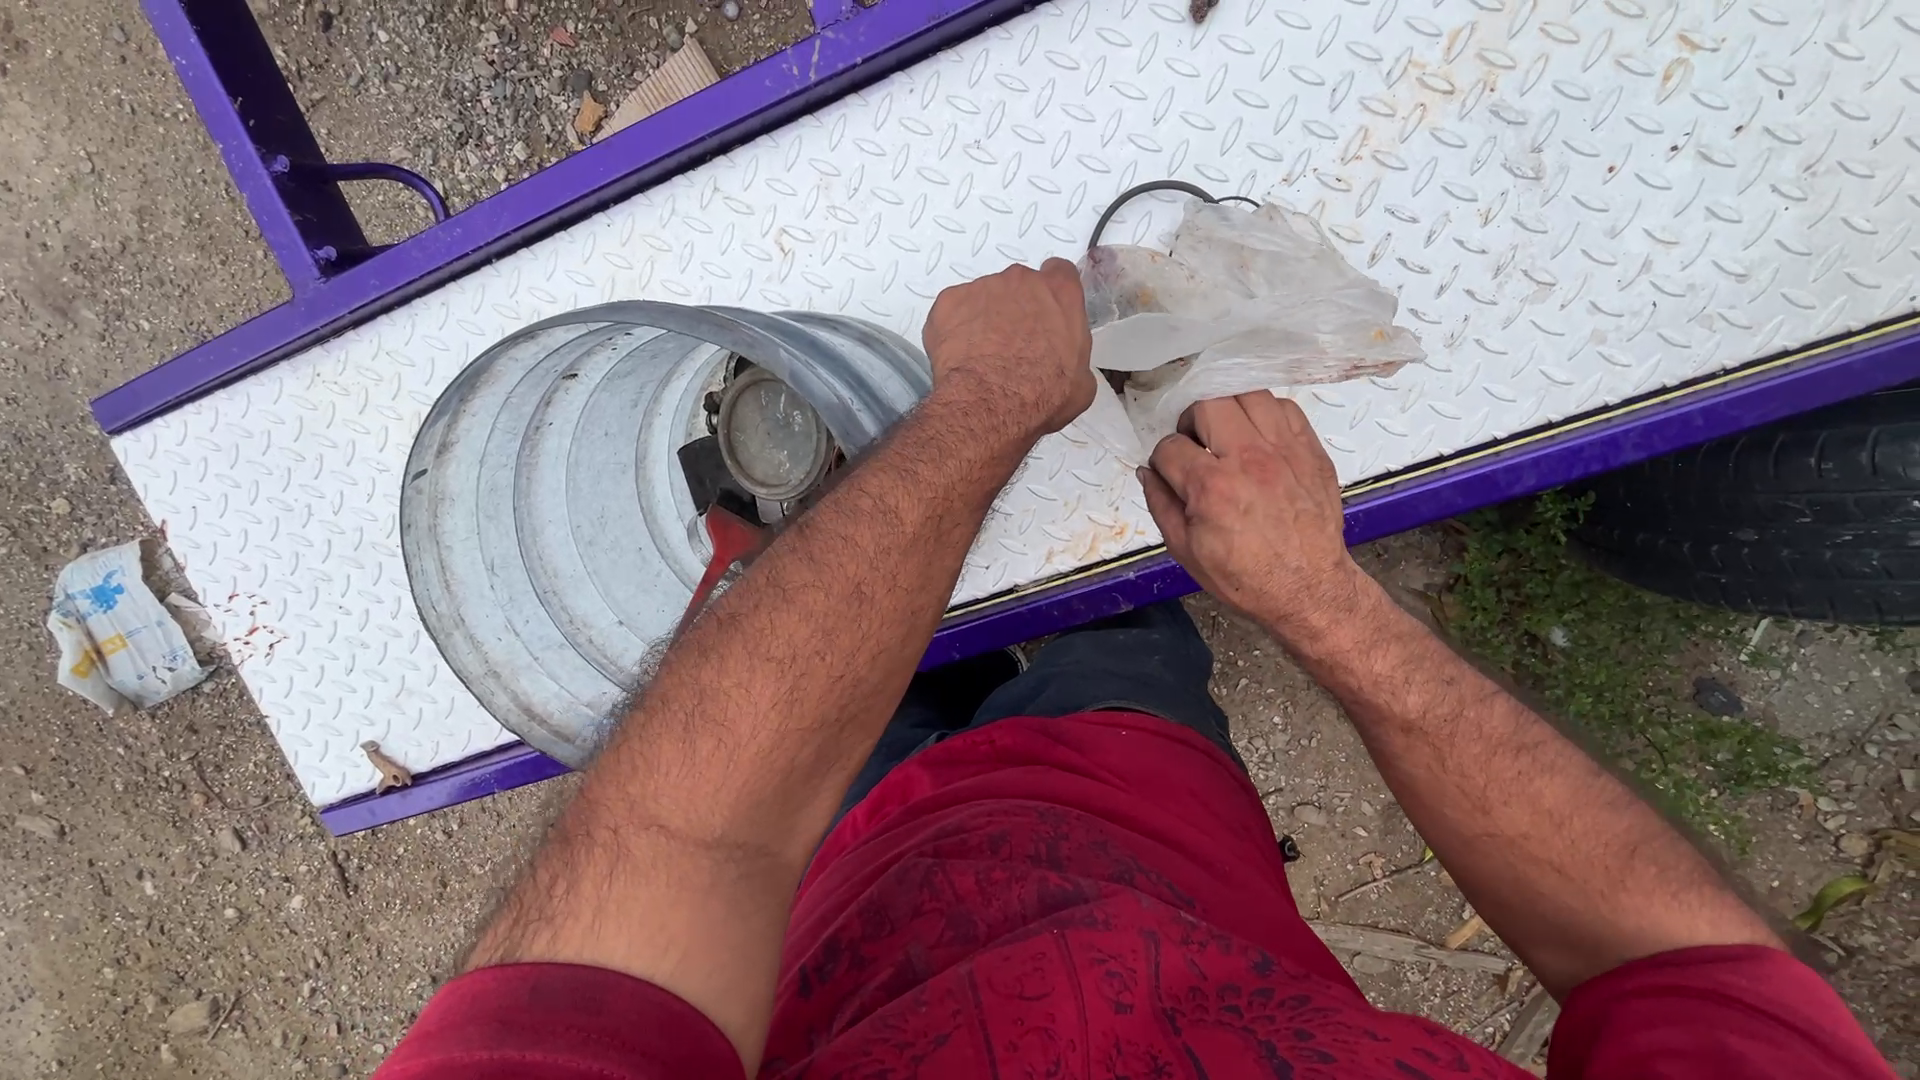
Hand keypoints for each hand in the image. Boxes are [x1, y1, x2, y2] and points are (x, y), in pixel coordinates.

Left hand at [921, 259, 1095, 438]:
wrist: (993, 403)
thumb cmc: (1043, 394)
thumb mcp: (1081, 384)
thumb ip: (1074, 357)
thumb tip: (1066, 365)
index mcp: (1060, 293)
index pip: (1059, 273)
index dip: (1050, 294)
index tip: (1044, 314)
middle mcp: (1022, 280)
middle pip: (1018, 287)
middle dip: (1015, 311)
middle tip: (1011, 347)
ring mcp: (983, 287)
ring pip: (983, 299)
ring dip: (983, 321)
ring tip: (982, 358)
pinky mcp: (950, 301)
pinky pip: (952, 311)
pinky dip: (954, 330)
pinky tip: (960, 358)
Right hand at [1138, 393, 1362, 634]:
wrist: (1307, 589)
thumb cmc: (1245, 576)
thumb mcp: (1185, 550)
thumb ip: (1160, 504)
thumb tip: (1147, 472)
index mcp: (1211, 488)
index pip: (1169, 446)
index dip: (1162, 460)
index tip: (1170, 474)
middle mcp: (1248, 460)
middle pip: (1207, 405)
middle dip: (1191, 423)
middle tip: (1196, 446)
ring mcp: (1283, 451)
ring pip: (1247, 395)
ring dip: (1228, 410)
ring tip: (1226, 434)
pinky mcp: (1310, 450)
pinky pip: (1284, 407)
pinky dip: (1265, 413)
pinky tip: (1257, 436)